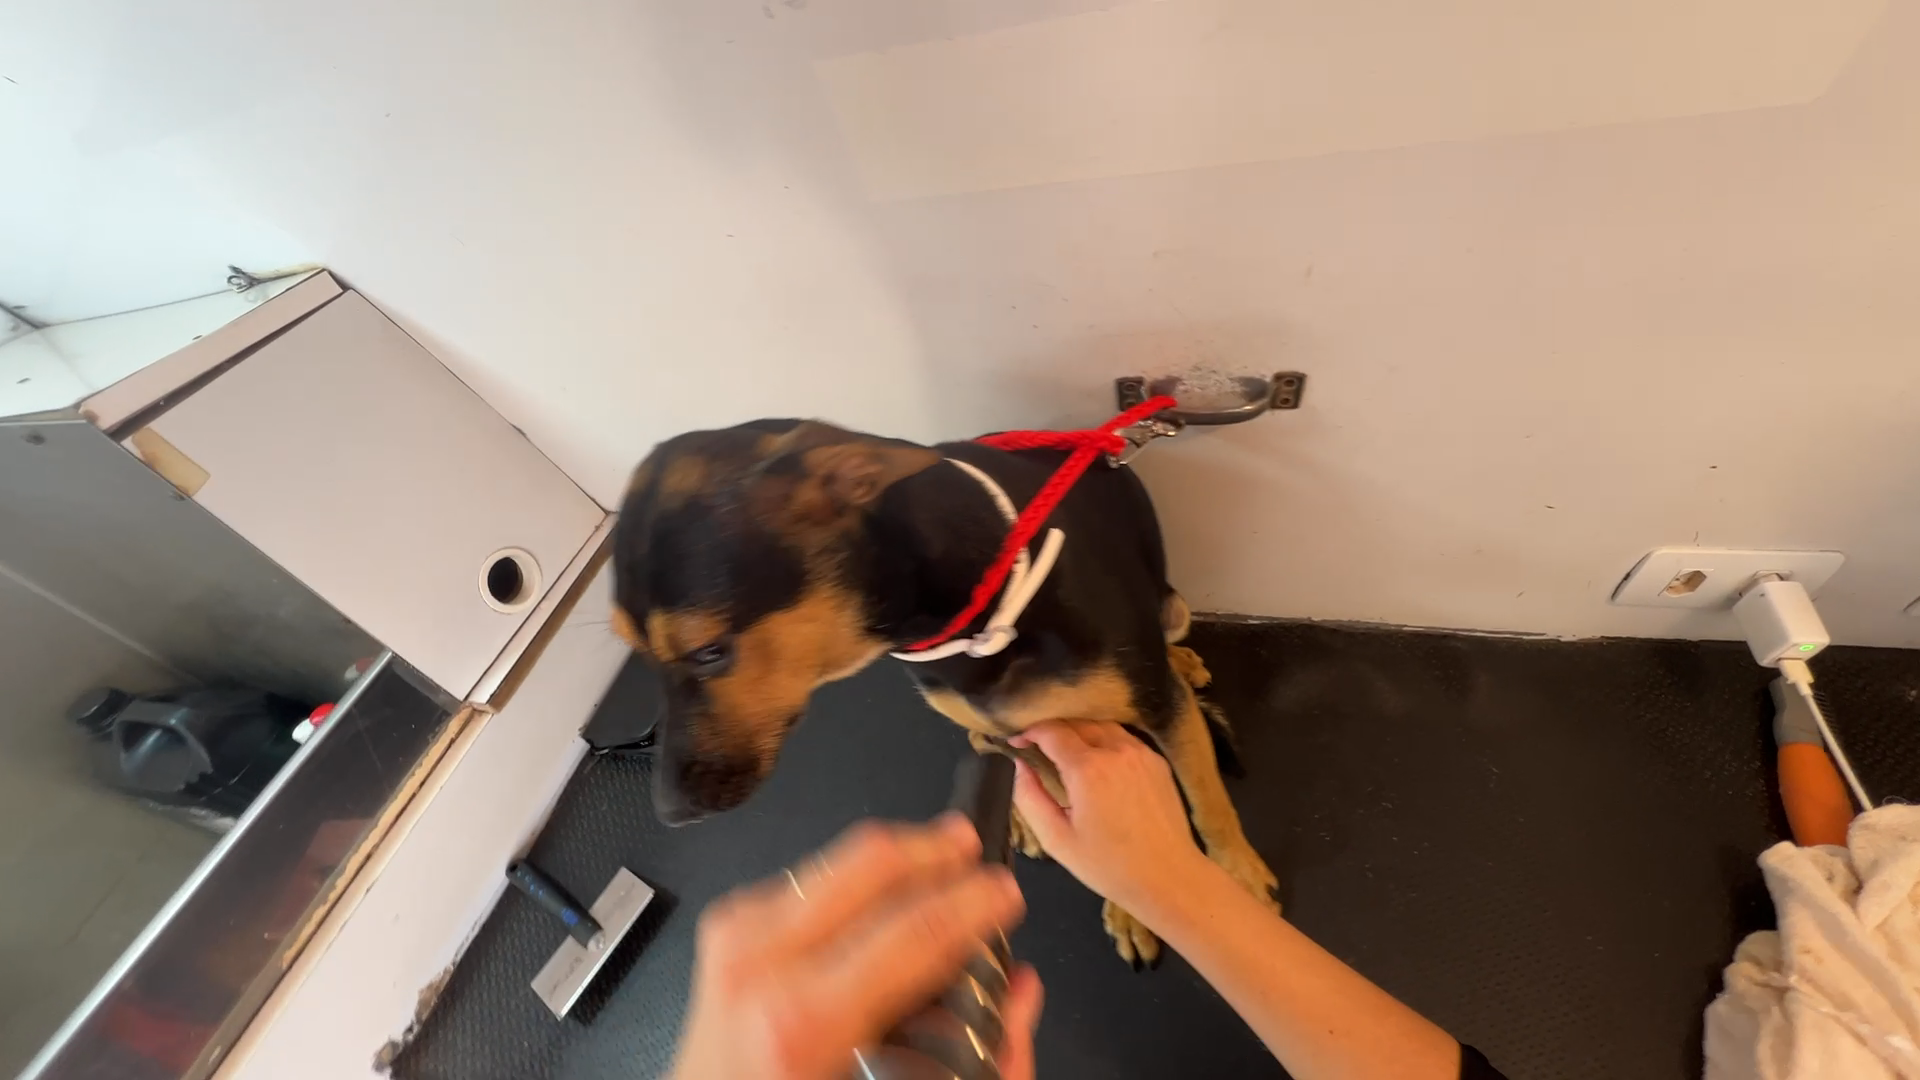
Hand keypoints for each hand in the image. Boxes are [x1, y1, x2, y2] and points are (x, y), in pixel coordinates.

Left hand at [668, 814, 1040, 1079]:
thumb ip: (975, 1061)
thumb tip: (1020, 989)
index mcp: (801, 1020)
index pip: (913, 929)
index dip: (973, 901)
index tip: (1004, 890)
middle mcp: (764, 962)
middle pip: (871, 861)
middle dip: (936, 845)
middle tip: (972, 845)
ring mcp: (740, 933)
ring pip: (841, 853)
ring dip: (900, 851)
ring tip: (939, 856)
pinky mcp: (730, 920)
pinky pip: (813, 874)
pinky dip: (859, 874)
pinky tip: (884, 888)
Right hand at [1010, 720, 1210, 917]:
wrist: (1169, 877)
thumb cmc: (1108, 865)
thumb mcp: (1057, 839)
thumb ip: (1030, 797)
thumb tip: (1020, 765)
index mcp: (1087, 769)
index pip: (1051, 731)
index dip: (1030, 733)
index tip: (1017, 744)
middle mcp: (1115, 750)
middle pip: (1075, 723)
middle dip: (1052, 731)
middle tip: (1038, 750)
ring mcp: (1139, 752)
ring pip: (1100, 725)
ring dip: (1079, 732)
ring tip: (1067, 754)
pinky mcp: (1156, 760)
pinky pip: (1122, 737)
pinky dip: (1103, 740)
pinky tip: (1098, 762)